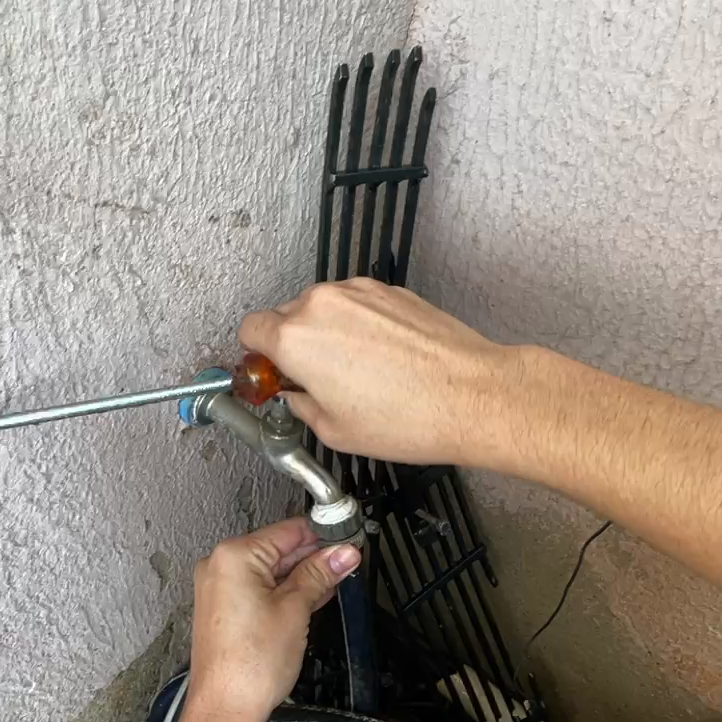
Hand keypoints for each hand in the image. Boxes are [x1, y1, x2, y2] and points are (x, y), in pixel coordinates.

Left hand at [189, 518, 359, 721]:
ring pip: (272, 570)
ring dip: (303, 574)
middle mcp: (221, 567)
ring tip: (335, 579)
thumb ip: (320, 574)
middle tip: (347, 561)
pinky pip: (261, 588)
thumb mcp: (296, 609)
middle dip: (315, 556)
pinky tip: (312, 595)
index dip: (322, 534)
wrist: (225, 710)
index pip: (288, 530)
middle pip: (279, 548)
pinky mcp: (225, 609)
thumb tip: (342, 554)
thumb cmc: (248, 666)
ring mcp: (221, 589)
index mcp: (235, 556)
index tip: (346, 539)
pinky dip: (286, 590)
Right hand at [239, 279, 519, 465]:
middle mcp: (323, 305)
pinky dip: (360, 326)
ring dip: (328, 334)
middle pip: (285, 316)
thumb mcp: (333, 430)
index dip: (256, 354)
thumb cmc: (411, 416)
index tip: (271, 371)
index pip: (250, 329)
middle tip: (315, 379)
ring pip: (323, 308)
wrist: (471, 396)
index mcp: (296, 339)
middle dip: (292, 346)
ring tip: (358, 373)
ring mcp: (359, 292)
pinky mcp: (389, 291)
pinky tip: (382, 360)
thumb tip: (295, 394)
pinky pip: (357, 305)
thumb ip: (299, 404)